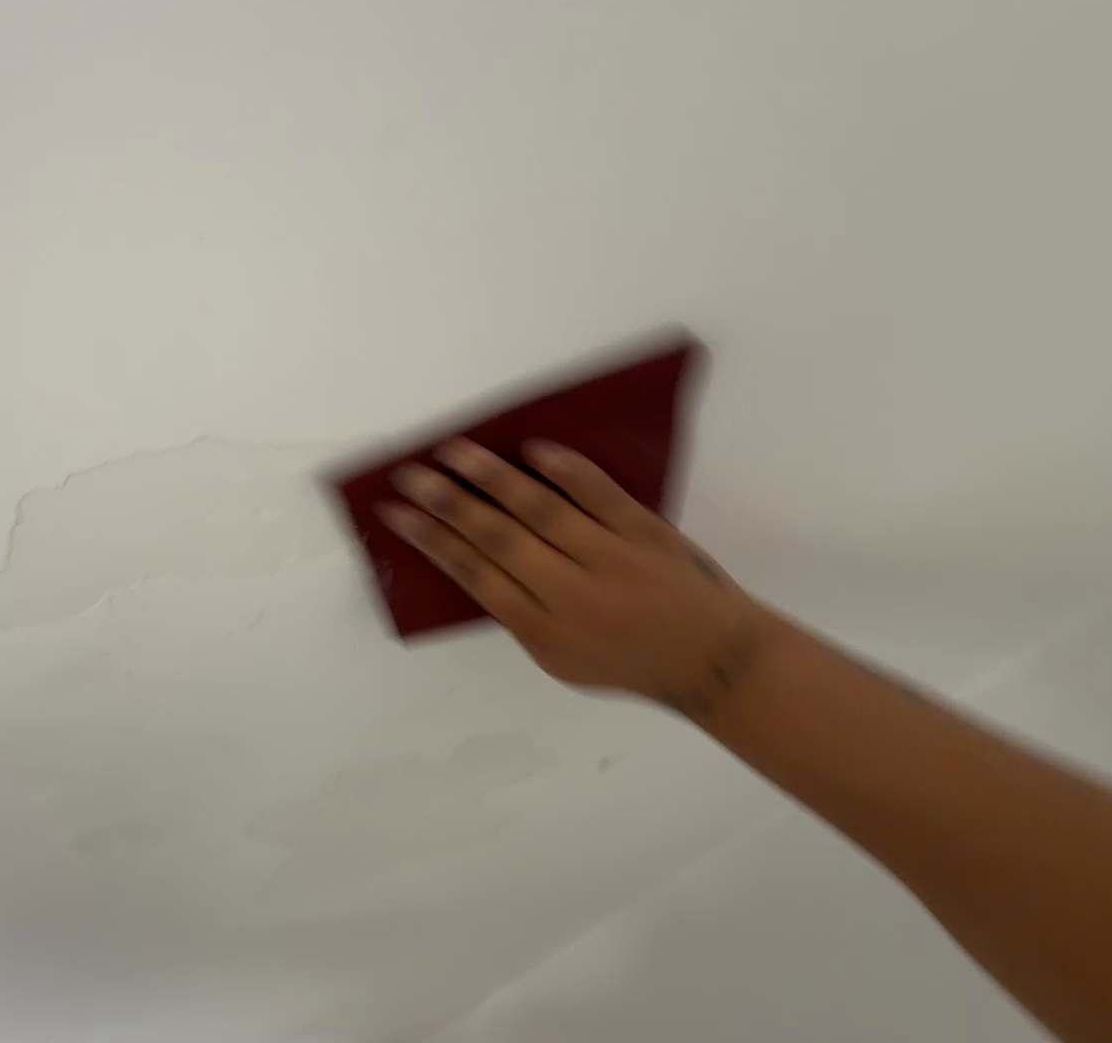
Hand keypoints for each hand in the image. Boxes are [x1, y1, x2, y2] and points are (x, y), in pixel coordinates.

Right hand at [378, 439, 770, 716]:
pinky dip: (568, 471)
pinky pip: (602, 496)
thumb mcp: (557, 658)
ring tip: (452, 451)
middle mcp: (569, 592)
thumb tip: (475, 561)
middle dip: (444, 503)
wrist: (717, 663)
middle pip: (494, 538)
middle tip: (407, 476)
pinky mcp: (645, 533)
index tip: (394, 512)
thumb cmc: (625, 663)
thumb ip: (517, 613)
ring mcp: (610, 559)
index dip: (428, 539)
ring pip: (540, 511)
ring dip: (491, 478)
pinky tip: (533, 448)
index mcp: (540, 627)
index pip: (471, 573)